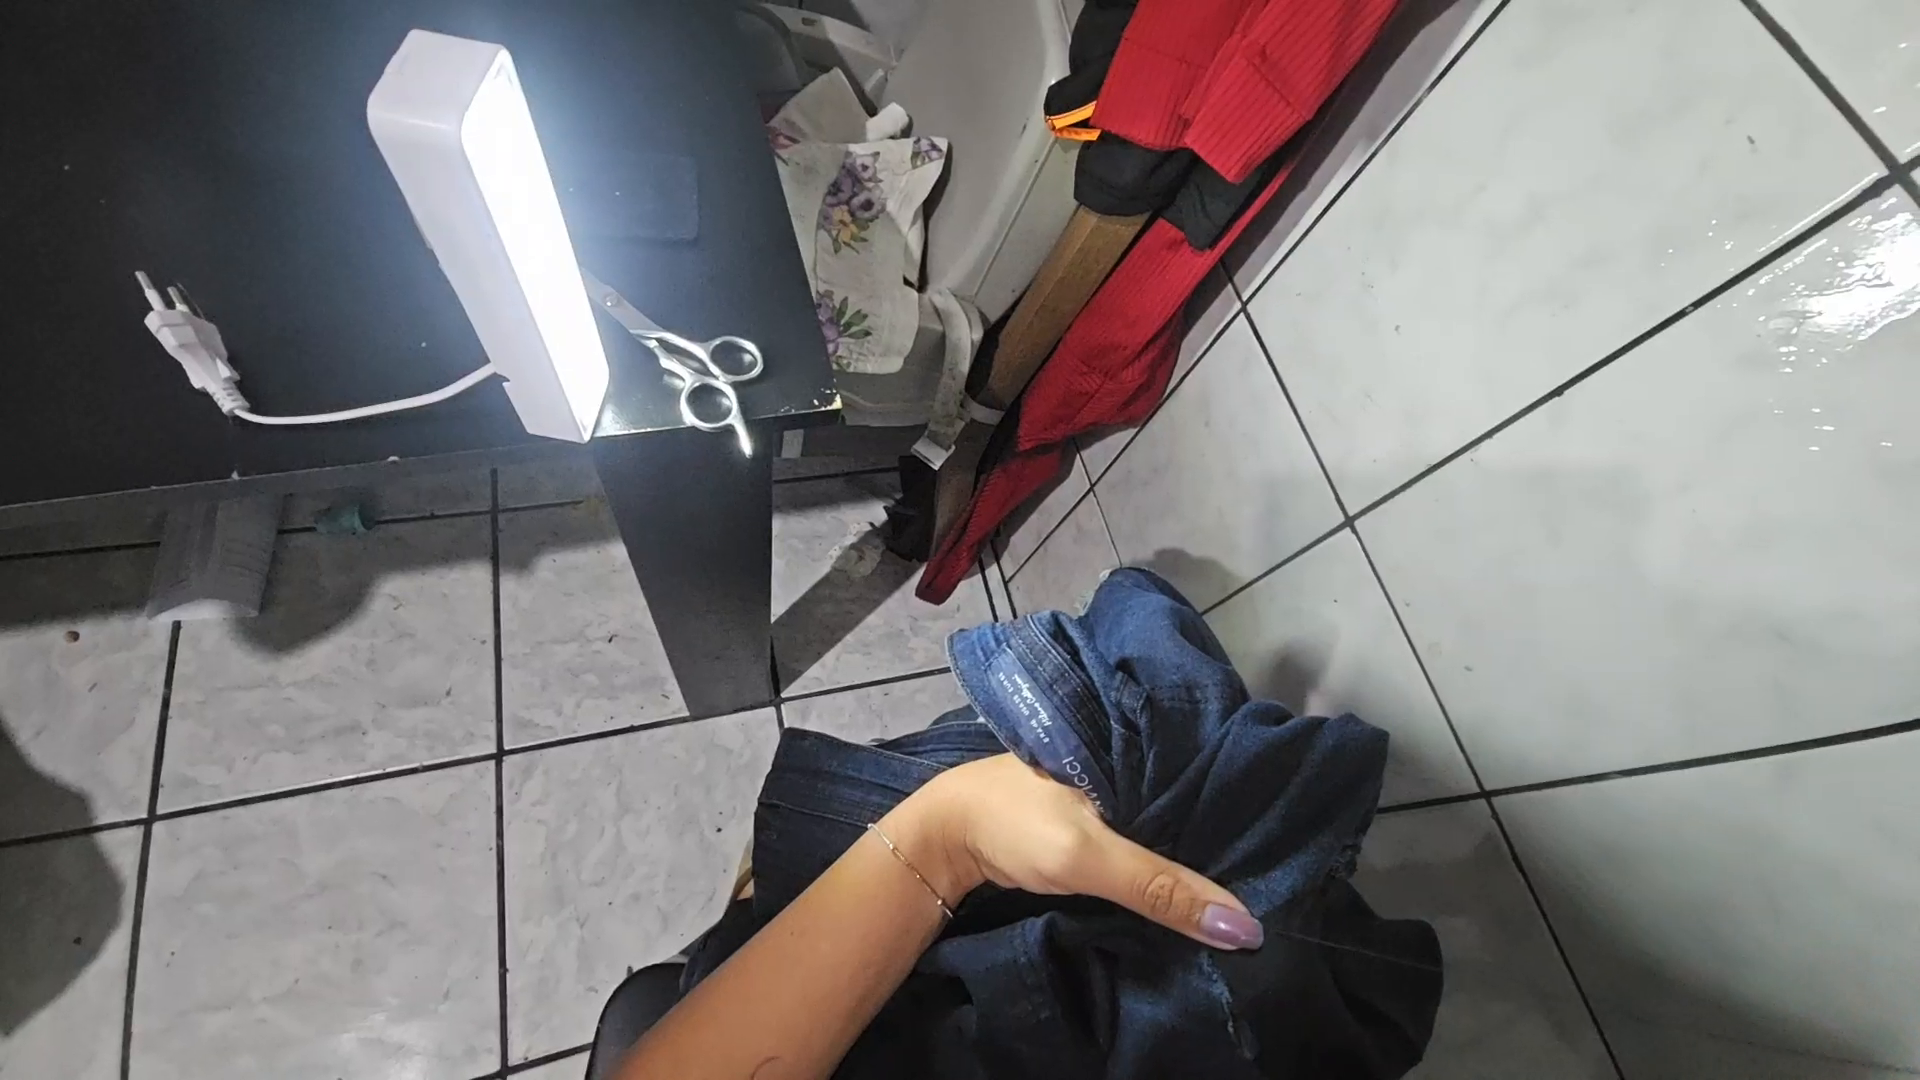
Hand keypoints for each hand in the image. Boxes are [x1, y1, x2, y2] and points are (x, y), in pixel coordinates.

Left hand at [879, 754, 1263, 950]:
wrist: (944, 839)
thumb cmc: (1014, 825)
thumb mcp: (1087, 855)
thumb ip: (1158, 886)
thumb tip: (1248, 928)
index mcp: (1123, 744)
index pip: (1197, 766)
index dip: (1238, 797)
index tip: (1286, 831)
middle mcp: (1119, 761)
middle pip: (1182, 798)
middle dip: (1217, 828)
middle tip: (1277, 866)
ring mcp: (1101, 790)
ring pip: (1160, 819)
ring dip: (1189, 847)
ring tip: (1247, 874)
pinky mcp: (1086, 820)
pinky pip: (1137, 838)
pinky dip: (1160, 859)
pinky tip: (1189, 880)